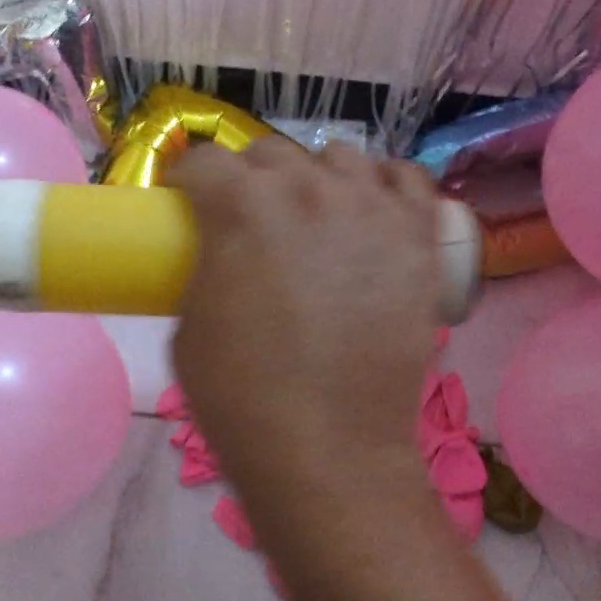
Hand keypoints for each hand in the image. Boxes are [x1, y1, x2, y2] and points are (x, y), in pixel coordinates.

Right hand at [169, 141, 441, 494]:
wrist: (328, 447)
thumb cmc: (242, 396)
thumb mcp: (189, 325)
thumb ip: (205, 269)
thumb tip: (220, 257)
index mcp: (242, 206)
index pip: (203, 161)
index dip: (186, 181)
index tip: (184, 203)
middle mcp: (309, 189)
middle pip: (269, 154)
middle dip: (247, 178)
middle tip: (247, 220)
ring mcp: (371, 209)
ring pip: (338, 157)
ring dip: (314, 178)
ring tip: (313, 217)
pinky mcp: (416, 238)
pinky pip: (406, 180)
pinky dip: (383, 185)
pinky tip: (370, 210)